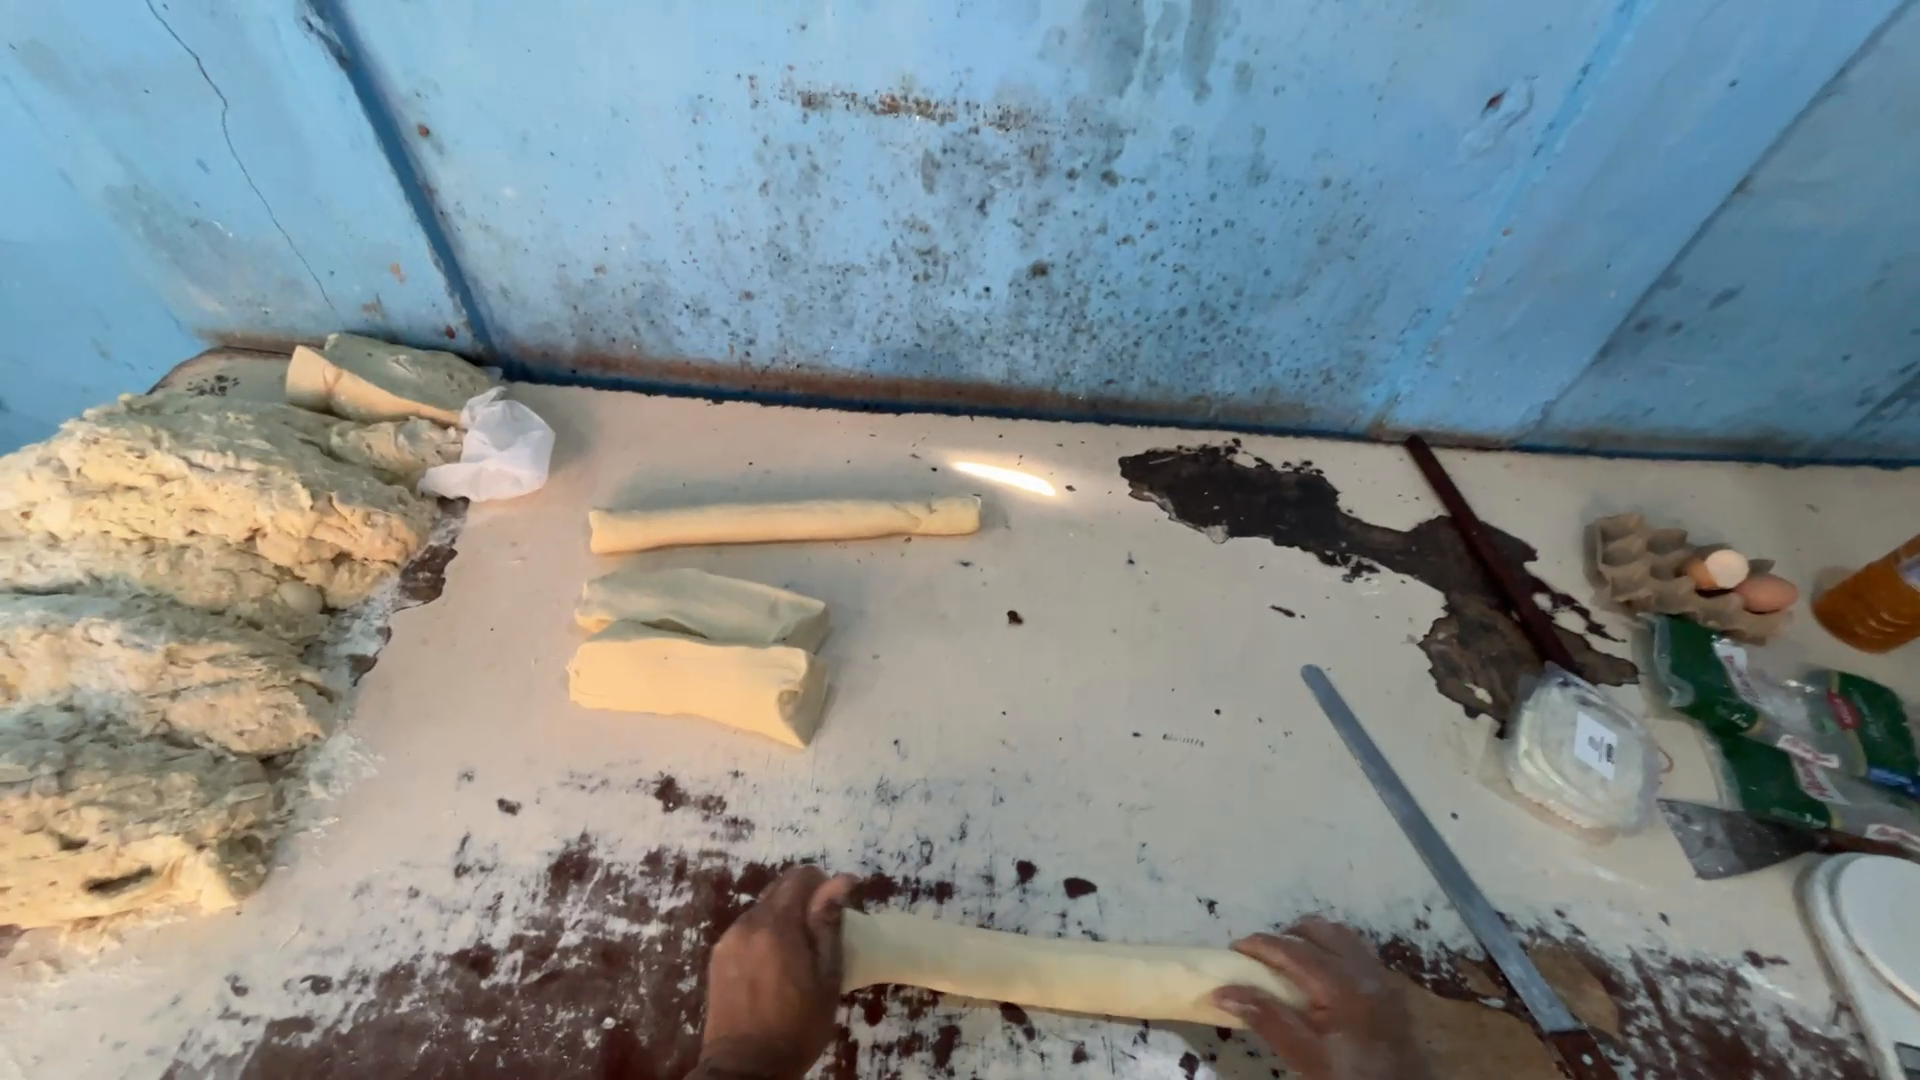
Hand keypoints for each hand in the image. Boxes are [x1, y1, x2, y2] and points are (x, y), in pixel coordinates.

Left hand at [694, 865, 859, 1079]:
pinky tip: (774, 965)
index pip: (800, 876)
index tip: (834, 911)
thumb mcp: (827, 977)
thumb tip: (841, 880)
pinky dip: (765, 934)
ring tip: (797, 954)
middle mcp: (748, 922)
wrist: (744, 1072)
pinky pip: (748, 928)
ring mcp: (729, 939)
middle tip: (819, 934)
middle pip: (780, 888)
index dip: (822, 884)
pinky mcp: (718, 957)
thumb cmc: (796, 1027)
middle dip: (803, 900)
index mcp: (776, 924)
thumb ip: (830, 923)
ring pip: (764, 908)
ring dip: (784, 917)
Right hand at [1211, 918, 1428, 1079]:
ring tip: (1290, 960)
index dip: (1260, 944)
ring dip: (1310, 938)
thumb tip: (1222, 991)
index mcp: (1341, 986)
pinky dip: (1332, 947)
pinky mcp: (1389, 986)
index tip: (1235, 947)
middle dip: (1285, 935)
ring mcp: (1381, 976)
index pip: (1291, 950)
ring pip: (1338, 933)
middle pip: (1316, 930)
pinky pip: (1356, 948)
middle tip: (1263, 957)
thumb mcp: (1305, 1057)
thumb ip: (1266, 1018)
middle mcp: (1363, 970)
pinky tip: (1320, 972)